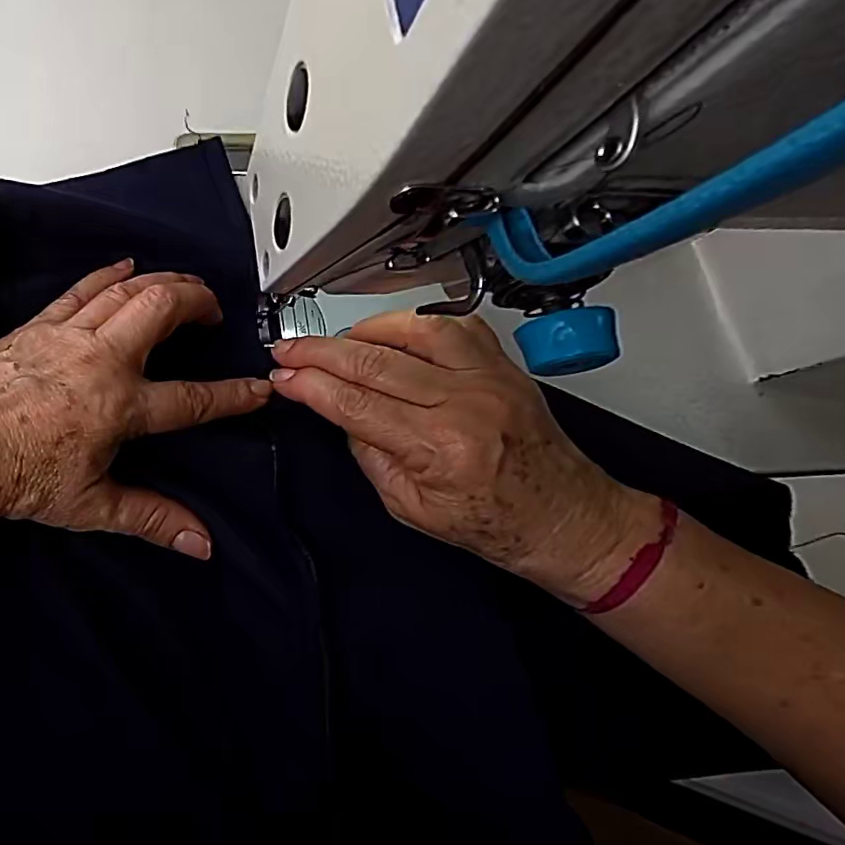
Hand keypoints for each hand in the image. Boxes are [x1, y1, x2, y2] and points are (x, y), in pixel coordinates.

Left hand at [0, 260, 271, 559]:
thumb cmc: (7, 474)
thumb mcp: (86, 505)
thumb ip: (149, 518)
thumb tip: (196, 541)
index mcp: (118, 406)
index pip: (193, 398)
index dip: (233, 395)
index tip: (255, 389)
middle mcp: (98, 360)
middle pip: (165, 309)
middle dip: (201, 302)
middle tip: (214, 314)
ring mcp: (67, 337)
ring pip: (129, 290)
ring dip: (164, 282)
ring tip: (182, 289)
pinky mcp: (37, 327)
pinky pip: (82, 289)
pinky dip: (108, 276)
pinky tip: (124, 270)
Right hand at [268, 311, 659, 603]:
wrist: (563, 517)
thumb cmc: (490, 520)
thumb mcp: (405, 505)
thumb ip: (368, 454)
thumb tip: (338, 412)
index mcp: (438, 447)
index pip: (353, 402)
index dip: (308, 386)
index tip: (282, 378)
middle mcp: (467, 403)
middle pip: (373, 362)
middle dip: (318, 353)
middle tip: (287, 350)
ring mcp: (490, 379)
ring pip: (413, 331)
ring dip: (361, 331)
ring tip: (331, 341)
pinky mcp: (503, 367)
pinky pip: (455, 326)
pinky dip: (412, 324)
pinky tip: (387, 334)